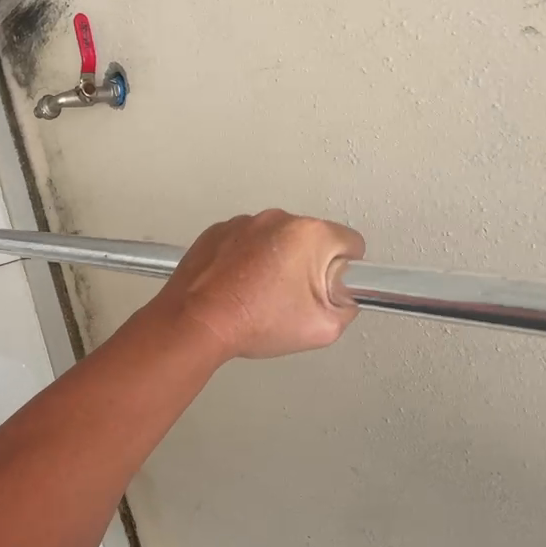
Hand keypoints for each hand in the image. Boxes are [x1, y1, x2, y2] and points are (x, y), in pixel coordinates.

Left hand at [149, 209, 364, 361]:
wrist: (195, 322)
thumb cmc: (248, 322)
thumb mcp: (325, 326)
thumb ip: (347, 304)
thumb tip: (343, 294)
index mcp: (308, 234)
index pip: (351, 244)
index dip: (344, 271)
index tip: (329, 286)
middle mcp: (274, 220)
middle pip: (311, 240)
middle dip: (307, 266)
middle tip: (290, 298)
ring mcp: (241, 224)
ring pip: (275, 241)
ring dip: (273, 261)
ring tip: (259, 295)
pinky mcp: (216, 233)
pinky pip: (244, 244)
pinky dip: (244, 260)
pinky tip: (239, 287)